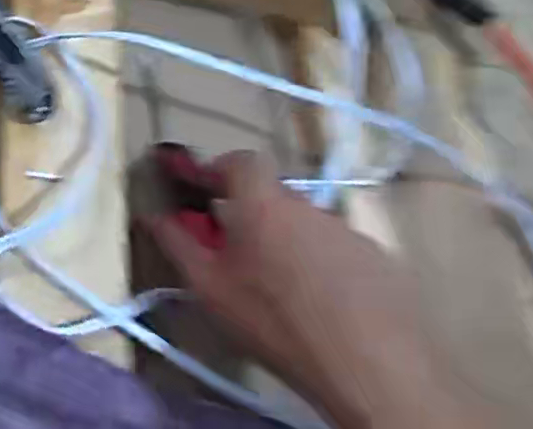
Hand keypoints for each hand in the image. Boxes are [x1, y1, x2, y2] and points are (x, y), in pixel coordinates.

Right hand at [147, 151, 484, 428]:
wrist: (377, 371)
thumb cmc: (277, 321)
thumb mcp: (210, 286)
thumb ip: (176, 243)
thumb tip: (149, 215)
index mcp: (260, 200)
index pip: (238, 160)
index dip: (220, 169)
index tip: (204, 190)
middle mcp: (305, 204)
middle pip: (271, 194)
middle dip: (251, 212)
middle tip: (238, 249)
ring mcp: (348, 231)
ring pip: (306, 223)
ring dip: (289, 240)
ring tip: (282, 284)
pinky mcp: (383, 263)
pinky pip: (340, 250)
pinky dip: (325, 264)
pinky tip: (323, 303)